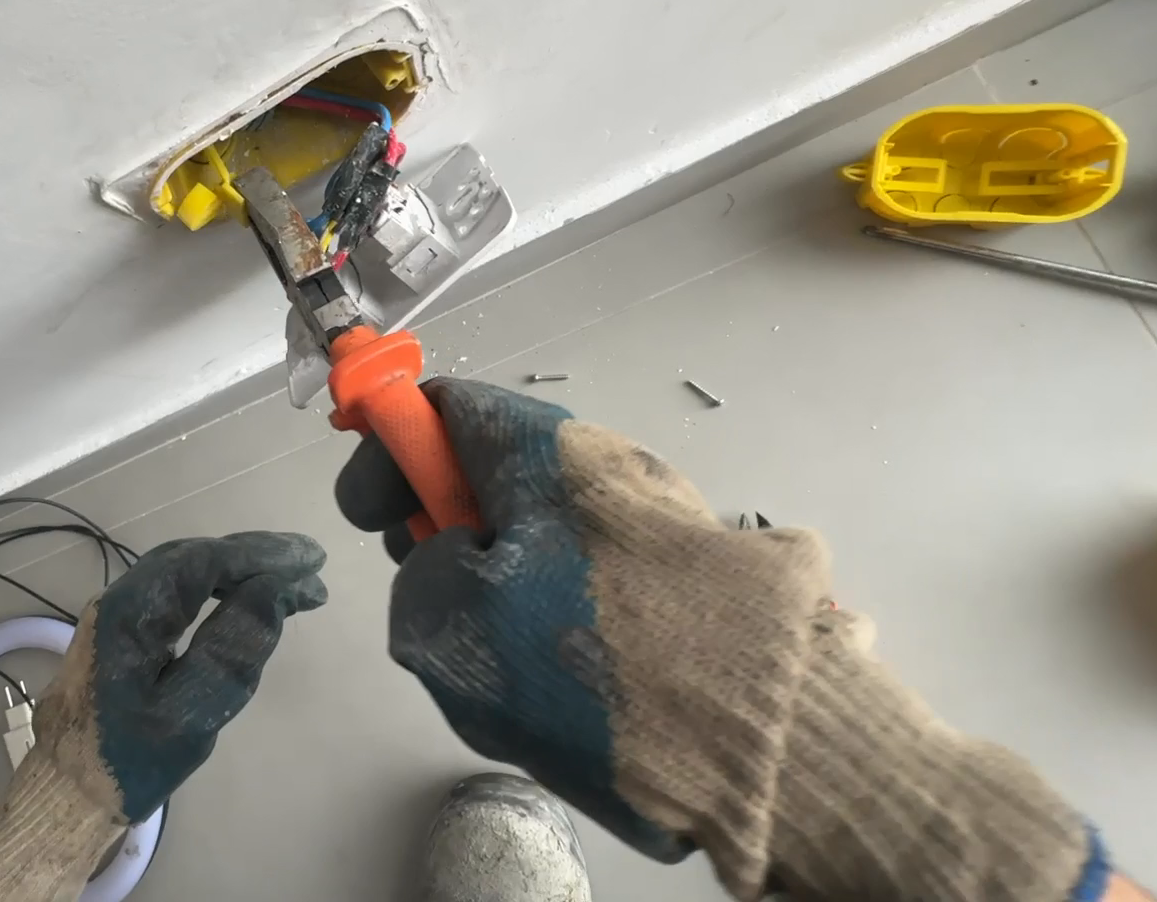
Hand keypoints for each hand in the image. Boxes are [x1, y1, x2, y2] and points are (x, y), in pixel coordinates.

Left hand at [0, 532, 326, 901]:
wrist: (63, 792)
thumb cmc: (128, 761)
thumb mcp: (189, 716)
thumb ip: (232, 649)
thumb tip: (274, 590)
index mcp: (133, 611)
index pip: (207, 561)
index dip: (263, 556)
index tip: (311, 563)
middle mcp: (122, 595)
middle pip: (198, 555)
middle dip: (256, 556)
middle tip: (309, 564)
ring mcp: (120, 607)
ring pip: (188, 567)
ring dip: (239, 567)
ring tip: (288, 578)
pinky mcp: (125, 624)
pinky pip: (179, 586)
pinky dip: (219, 582)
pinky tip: (243, 594)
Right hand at [337, 379, 1096, 900]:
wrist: (790, 753)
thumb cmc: (600, 668)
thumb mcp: (454, 623)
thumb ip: (417, 572)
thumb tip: (446, 561)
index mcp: (545, 453)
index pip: (441, 404)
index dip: (388, 441)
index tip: (367, 506)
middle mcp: (601, 471)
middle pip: (484, 469)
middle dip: (437, 525)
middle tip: (423, 585)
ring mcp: (648, 524)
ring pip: (530, 537)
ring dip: (492, 585)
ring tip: (499, 666)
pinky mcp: (681, 582)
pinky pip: (581, 584)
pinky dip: (548, 620)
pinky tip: (560, 689)